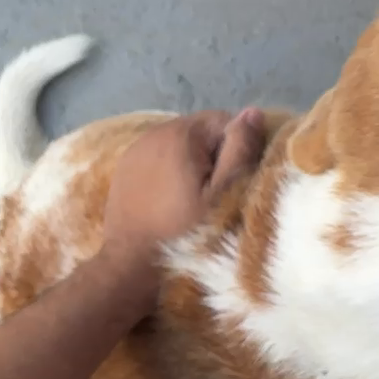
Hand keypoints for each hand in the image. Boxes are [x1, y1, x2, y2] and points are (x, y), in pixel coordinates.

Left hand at [102, 107, 266, 264]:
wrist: (130, 265)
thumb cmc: (183, 233)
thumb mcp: (222, 196)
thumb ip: (240, 151)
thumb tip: (253, 112)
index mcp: (181, 134)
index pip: (226, 121)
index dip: (239, 150)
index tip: (236, 184)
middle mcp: (155, 131)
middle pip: (201, 132)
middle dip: (215, 157)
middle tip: (216, 196)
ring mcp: (136, 149)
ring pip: (179, 146)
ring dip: (192, 165)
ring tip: (193, 201)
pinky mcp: (125, 169)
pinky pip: (158, 160)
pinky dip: (170, 174)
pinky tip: (170, 202)